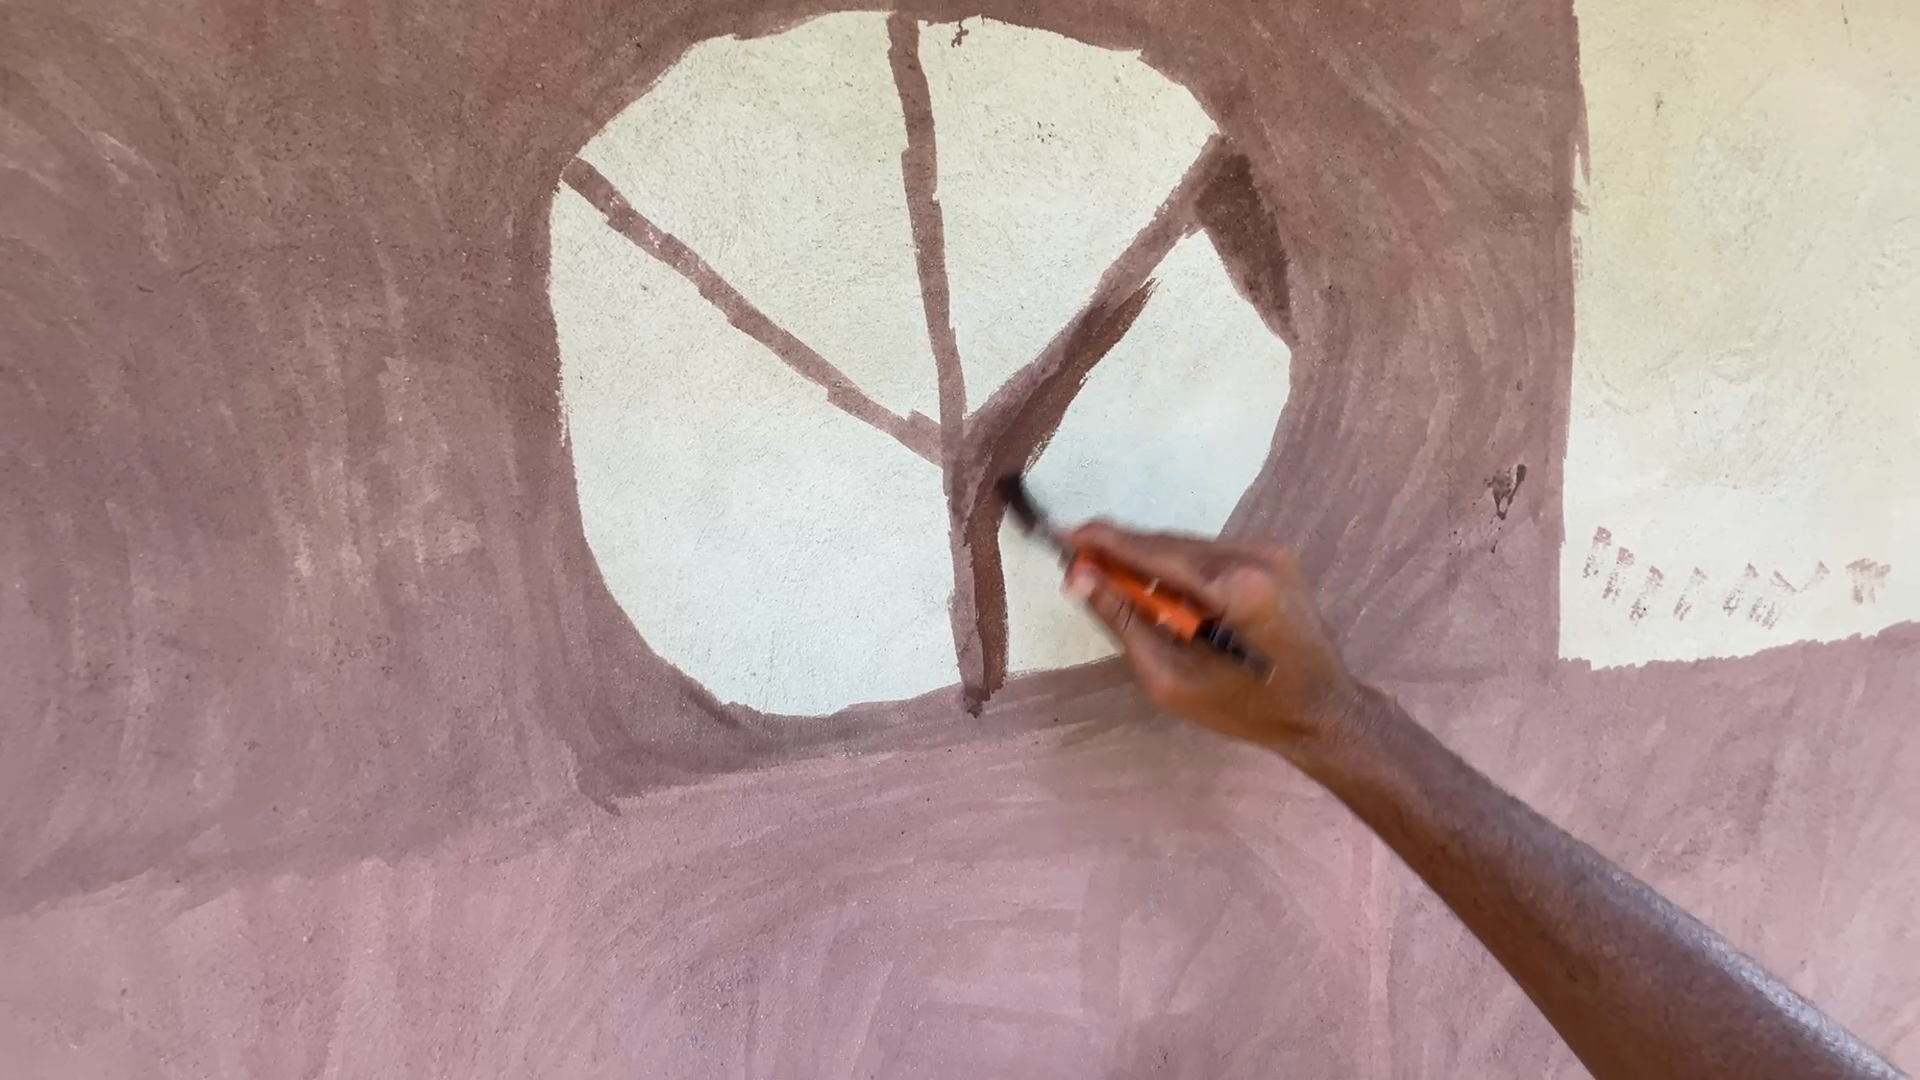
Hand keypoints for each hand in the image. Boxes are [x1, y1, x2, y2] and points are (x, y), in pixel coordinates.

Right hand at [1064, 522, 1365, 758]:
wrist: (1324, 712)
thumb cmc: (1245, 709)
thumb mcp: (1170, 679)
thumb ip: (1124, 621)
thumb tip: (1080, 578)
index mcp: (1236, 588)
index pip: (1152, 552)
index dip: (1103, 541)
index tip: (1061, 534)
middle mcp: (1254, 555)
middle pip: (1166, 544)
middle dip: (1118, 552)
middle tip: (1077, 568)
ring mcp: (1268, 550)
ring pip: (1184, 546)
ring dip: (1146, 562)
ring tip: (1114, 584)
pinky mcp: (1271, 554)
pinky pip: (1204, 553)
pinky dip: (1174, 568)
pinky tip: (1161, 594)